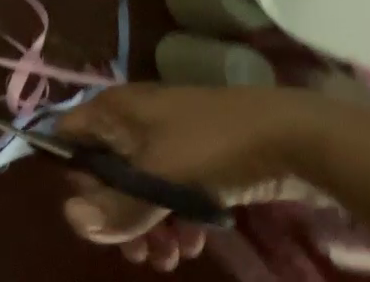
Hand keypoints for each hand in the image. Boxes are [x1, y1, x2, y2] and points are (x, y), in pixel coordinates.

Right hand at [55, 84, 329, 269]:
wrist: (301, 136)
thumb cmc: (215, 147)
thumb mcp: (163, 178)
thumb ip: (119, 204)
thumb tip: (73, 221)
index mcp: (111, 111)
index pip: (68, 142)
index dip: (77, 181)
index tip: (104, 218)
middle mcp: (131, 118)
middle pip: (107, 169)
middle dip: (121, 215)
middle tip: (141, 255)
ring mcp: (168, 135)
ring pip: (143, 182)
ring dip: (151, 222)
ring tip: (172, 258)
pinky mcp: (202, 154)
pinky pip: (173, 185)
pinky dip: (178, 214)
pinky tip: (196, 242)